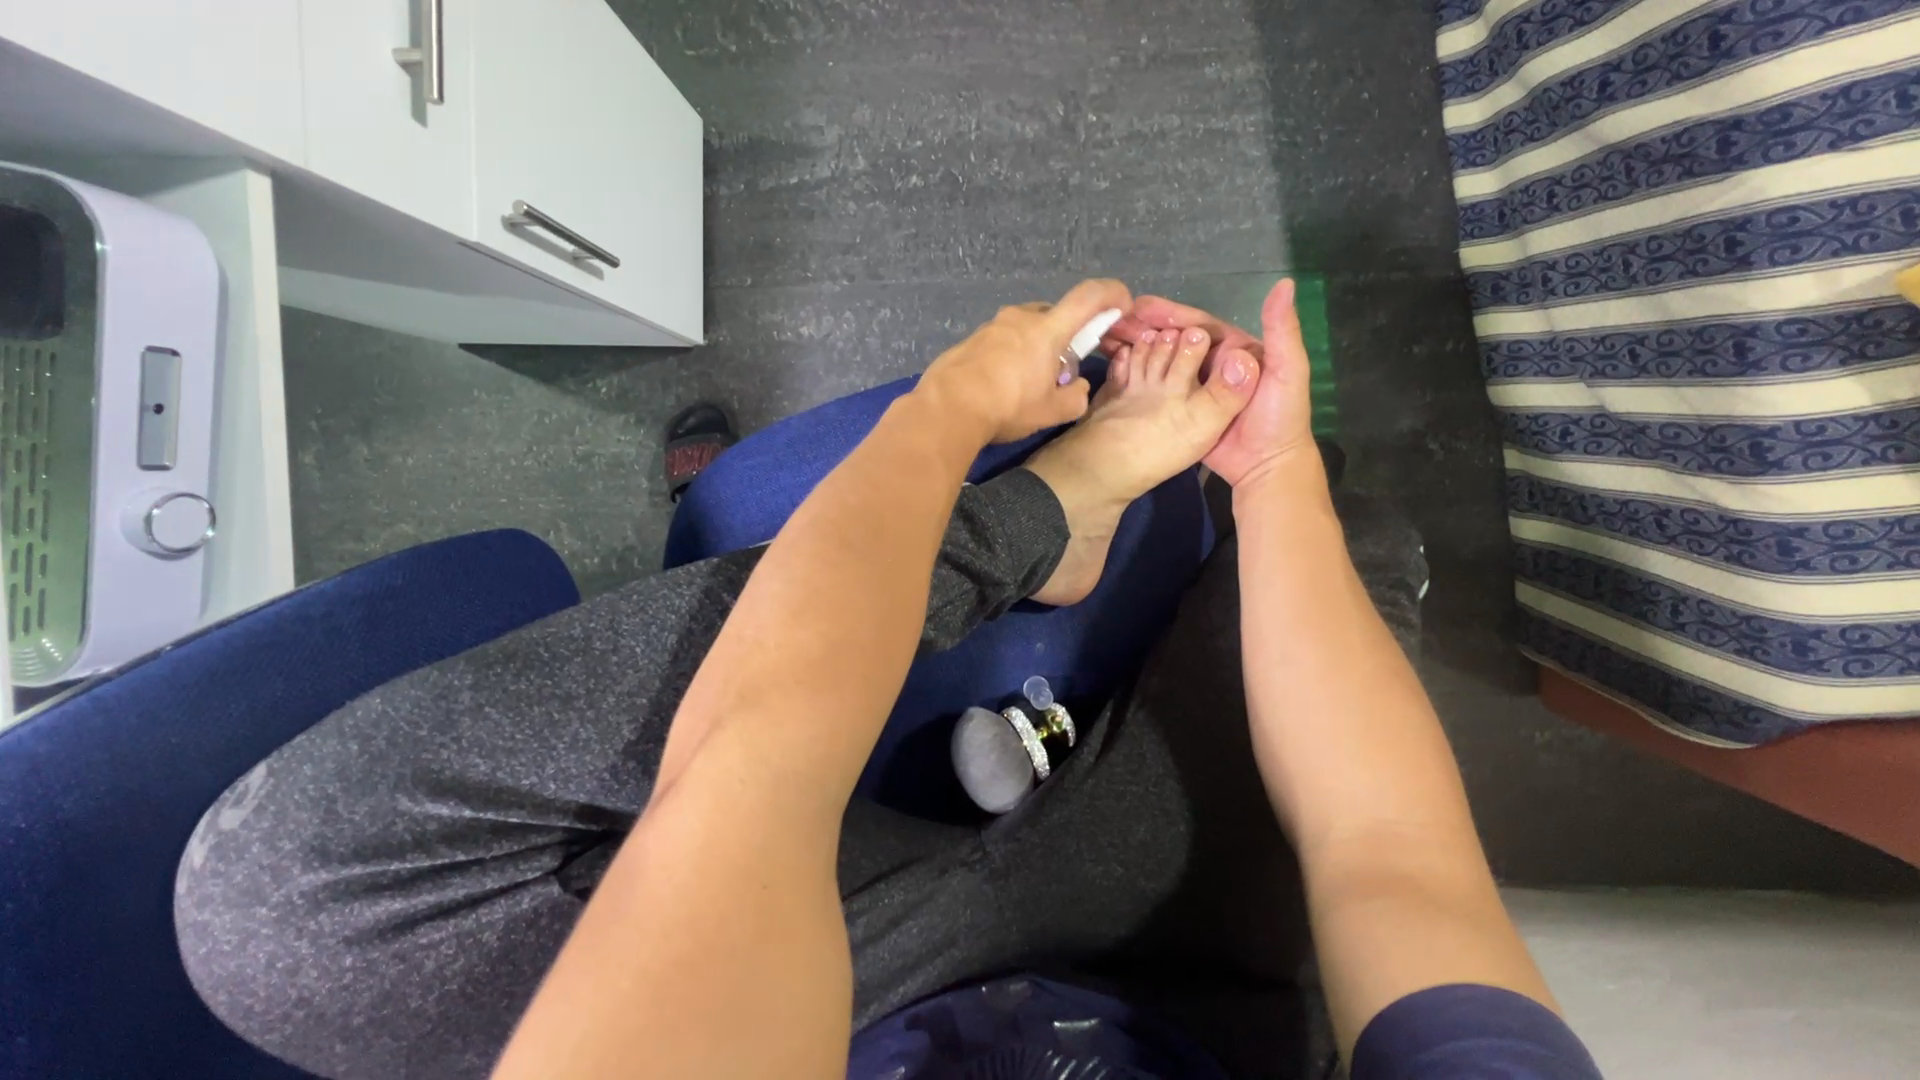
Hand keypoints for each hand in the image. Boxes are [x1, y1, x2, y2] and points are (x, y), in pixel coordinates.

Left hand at [916, 279, 1132, 443]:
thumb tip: (1078, 389)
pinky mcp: (969, 341)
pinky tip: (999, 387)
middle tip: (1061, 370)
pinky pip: (999, 342)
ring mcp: (991, 327)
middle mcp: (1020, 318)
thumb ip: (1076, 397)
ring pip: (1024, 328)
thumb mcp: (1053, 412)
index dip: (1112, 294)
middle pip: (1053, 315)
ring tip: (1027, 384)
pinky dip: (1008, 356)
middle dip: (1065, 336)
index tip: (1122, 306)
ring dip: (1034, 348)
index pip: (1089, 296)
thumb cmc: (1007, 406)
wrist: (947, 408)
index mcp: (1047, 329)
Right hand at [1106, 279, 1318, 487]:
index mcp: (1234, 349)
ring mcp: (1195, 389)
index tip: (1138, 307)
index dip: (1169, 315)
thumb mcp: (1288, 370)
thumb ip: (1282, 330)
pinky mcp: (1183, 411)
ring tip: (1106, 342)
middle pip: (1175, 341)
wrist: (1267, 466)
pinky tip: (1118, 371)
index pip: (1197, 326)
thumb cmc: (1282, 416)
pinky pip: (1160, 389)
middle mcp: (1212, 365)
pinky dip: (1140, 377)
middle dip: (1144, 330)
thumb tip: (1283, 284)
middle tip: (1113, 323)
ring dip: (1137, 351)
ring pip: (1163, 362)